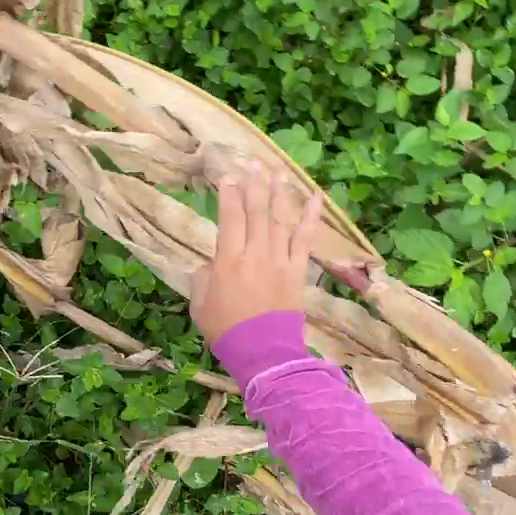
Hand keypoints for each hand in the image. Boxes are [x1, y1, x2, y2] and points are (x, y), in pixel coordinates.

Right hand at [190, 165, 323, 342]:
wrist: (261, 351)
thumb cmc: (224, 330)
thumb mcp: (200, 303)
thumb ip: (203, 278)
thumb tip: (212, 265)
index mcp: (228, 259)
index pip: (229, 217)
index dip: (228, 194)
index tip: (228, 177)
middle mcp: (255, 252)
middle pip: (255, 210)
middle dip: (253, 184)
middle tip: (251, 163)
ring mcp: (279, 260)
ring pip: (279, 218)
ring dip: (278, 193)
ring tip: (277, 173)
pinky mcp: (297, 270)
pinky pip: (305, 239)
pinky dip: (311, 217)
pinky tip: (316, 198)